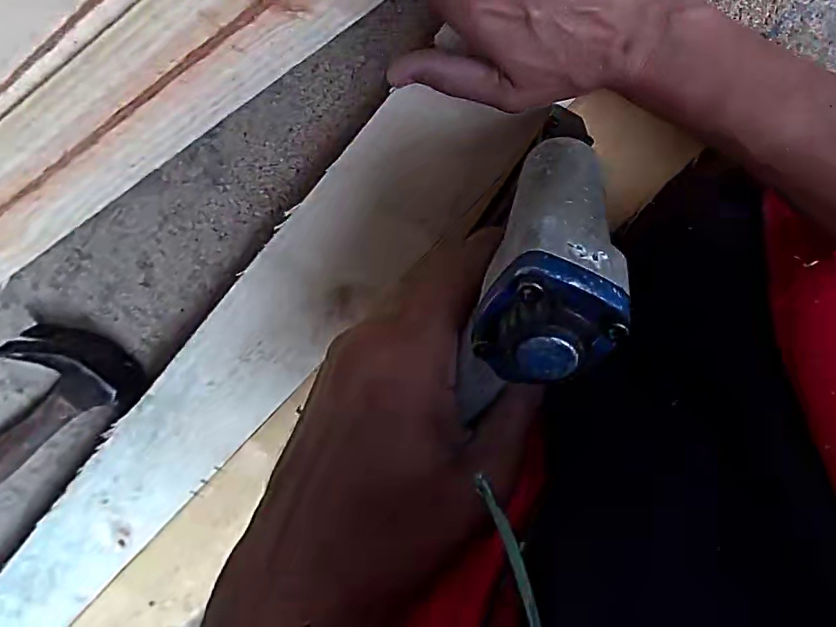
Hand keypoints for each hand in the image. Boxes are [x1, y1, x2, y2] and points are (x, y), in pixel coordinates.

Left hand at [205, 230, 539, 626]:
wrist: (291, 590)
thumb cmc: (393, 535)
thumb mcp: (482, 480)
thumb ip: (522, 407)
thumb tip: (544, 358)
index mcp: (407, 350)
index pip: (458, 265)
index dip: (499, 245)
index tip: (537, 246)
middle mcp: (370, 337)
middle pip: (437, 283)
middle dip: (485, 284)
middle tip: (529, 302)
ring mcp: (342, 356)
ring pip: (414, 308)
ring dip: (455, 314)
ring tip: (495, 338)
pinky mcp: (330, 378)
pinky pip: (389, 334)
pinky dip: (424, 336)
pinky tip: (445, 373)